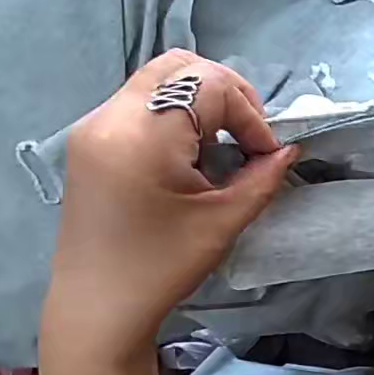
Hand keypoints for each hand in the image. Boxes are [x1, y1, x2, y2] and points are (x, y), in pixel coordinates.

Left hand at [43, 50, 299, 359]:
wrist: (97, 308)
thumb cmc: (161, 268)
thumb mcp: (222, 222)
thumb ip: (261, 178)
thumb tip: (286, 150)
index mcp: (142, 134)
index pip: (210, 85)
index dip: (249, 113)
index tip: (265, 154)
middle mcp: (110, 116)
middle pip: (179, 66)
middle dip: (225, 92)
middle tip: (246, 136)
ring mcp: (93, 126)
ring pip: (156, 80)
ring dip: (198, 100)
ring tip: (218, 146)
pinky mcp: (87, 142)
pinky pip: (137, 104)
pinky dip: (172, 114)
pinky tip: (186, 155)